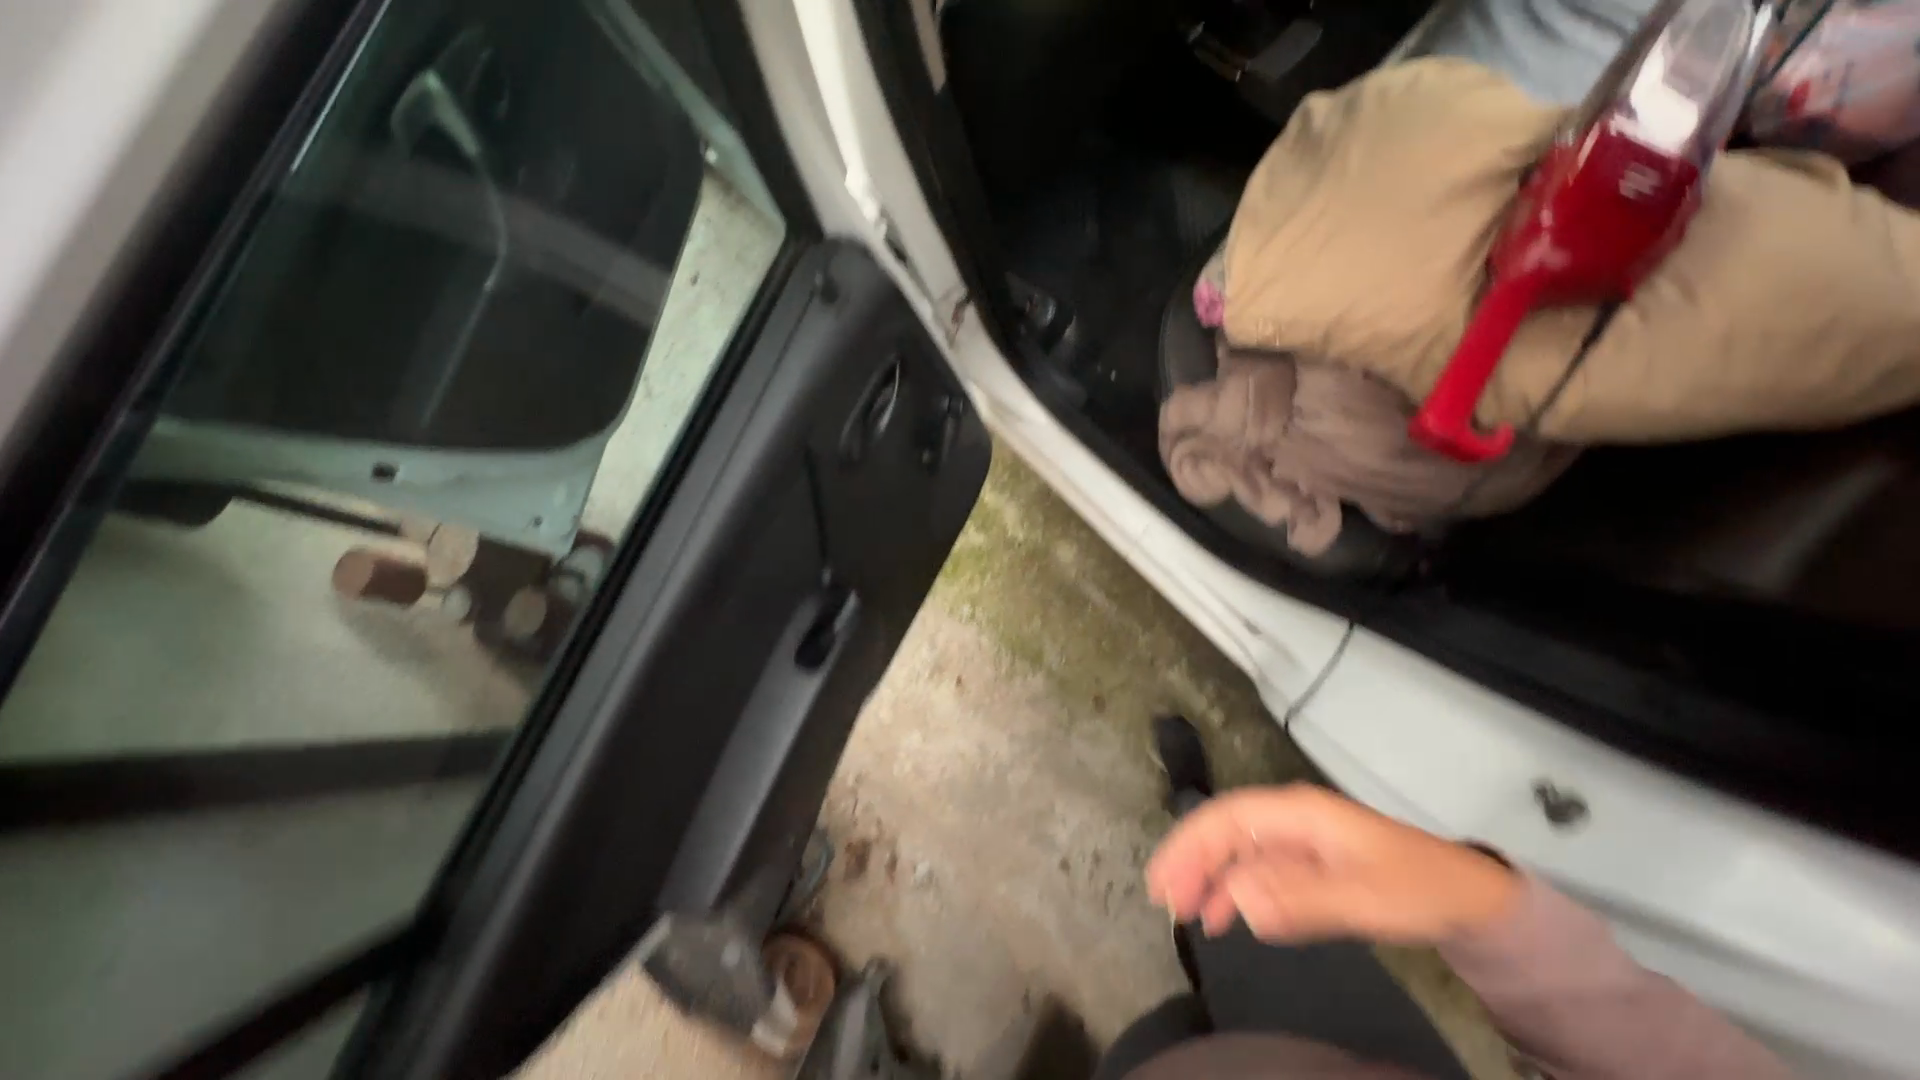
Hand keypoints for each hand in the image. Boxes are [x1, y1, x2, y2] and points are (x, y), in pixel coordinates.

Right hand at [1144, 784, 1521, 945]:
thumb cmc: (1419, 888)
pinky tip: (1225, 917)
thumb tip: (1237, 903)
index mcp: (1299, 814)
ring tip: (1187, 914)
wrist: (1470, 899)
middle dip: (1191, 861)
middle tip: (1165, 902)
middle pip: (1225, 832)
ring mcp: (1299, 842)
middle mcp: (1291, 820)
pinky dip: (1235, 891)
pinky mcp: (1308, 866)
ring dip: (1209, 878)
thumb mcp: (1364, 897)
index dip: (1189, 845)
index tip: (1163, 881)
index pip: (1226, 819)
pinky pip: (1258, 873)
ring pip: (1237, 852)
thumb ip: (1300, 899)